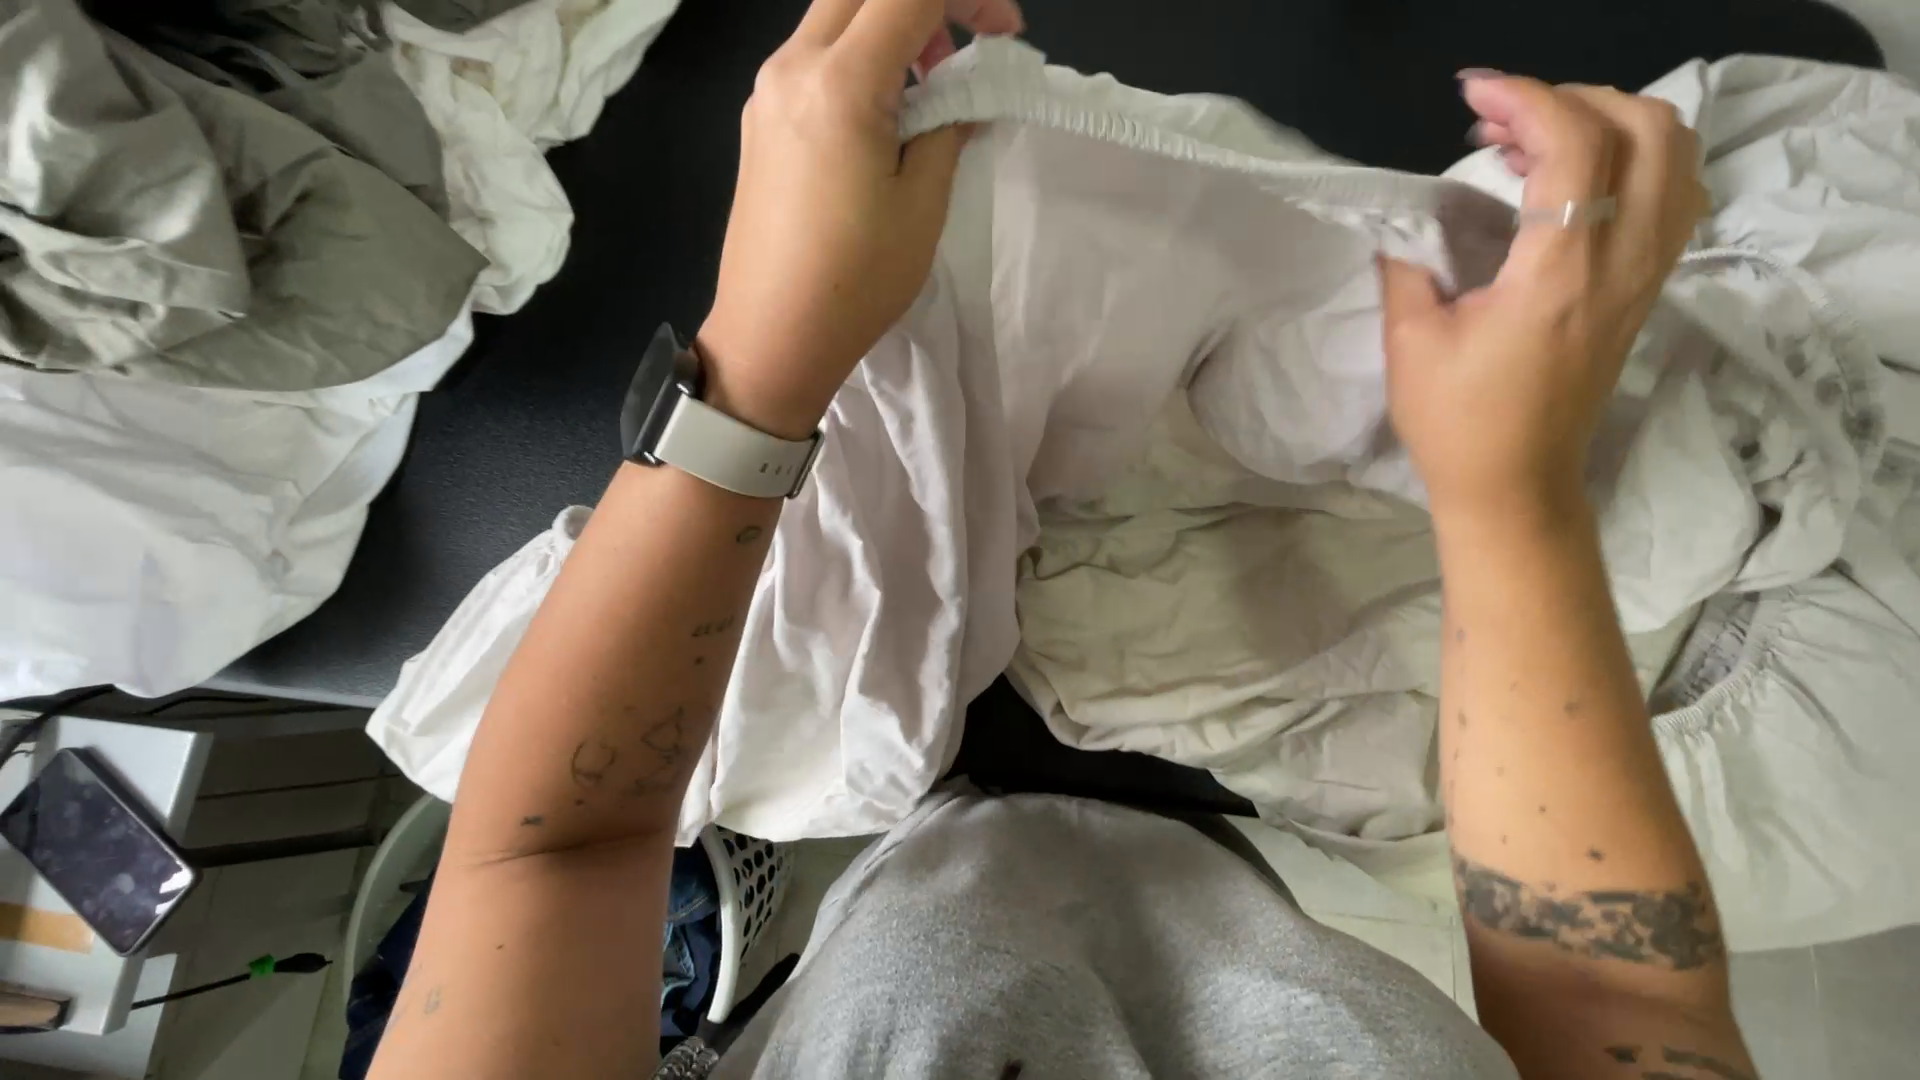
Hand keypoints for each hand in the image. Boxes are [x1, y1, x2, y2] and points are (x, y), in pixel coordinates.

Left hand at [696, 0, 1023, 438]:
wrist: (771, 337)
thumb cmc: (855, 282)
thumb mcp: (921, 206)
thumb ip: (946, 129)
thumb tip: (960, 97)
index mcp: (839, 84)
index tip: (1003, 37)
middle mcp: (791, 67)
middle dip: (925, 4)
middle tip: (964, 51)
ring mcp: (766, 93)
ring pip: (833, 17)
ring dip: (888, 30)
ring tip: (926, 92)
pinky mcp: (758, 121)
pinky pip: (812, 59)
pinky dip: (856, 61)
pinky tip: (881, 118)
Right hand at [1378, 73, 1707, 523]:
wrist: (1513, 483)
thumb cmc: (1455, 420)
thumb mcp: (1410, 341)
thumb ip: (1409, 264)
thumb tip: (1408, 217)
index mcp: (1560, 273)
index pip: (1574, 145)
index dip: (1526, 99)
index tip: (1471, 93)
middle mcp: (1623, 260)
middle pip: (1645, 128)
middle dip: (1571, 100)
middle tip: (1498, 120)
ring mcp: (1647, 273)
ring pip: (1673, 154)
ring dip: (1608, 124)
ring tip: (1531, 144)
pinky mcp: (1646, 287)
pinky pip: (1670, 191)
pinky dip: (1630, 160)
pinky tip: (1570, 184)